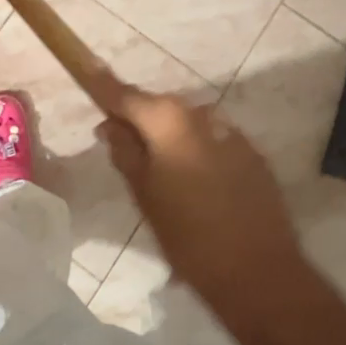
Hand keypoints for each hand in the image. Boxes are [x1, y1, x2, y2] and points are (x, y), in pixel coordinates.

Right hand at [95, 85, 310, 313]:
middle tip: (124, 148)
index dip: (102, 85)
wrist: (259, 273)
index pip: (124, 94)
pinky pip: (214, 143)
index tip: (86, 71)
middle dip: (140, 121)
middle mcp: (200, 113)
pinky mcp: (253, 154)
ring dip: (172, 138)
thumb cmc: (187, 235)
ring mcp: (231, 131)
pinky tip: (198, 186)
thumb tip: (109, 125)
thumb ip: (123, 151)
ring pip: (188, 125)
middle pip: (158, 107)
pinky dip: (199, 153)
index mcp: (167, 119)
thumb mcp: (143, 194)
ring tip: (164, 174)